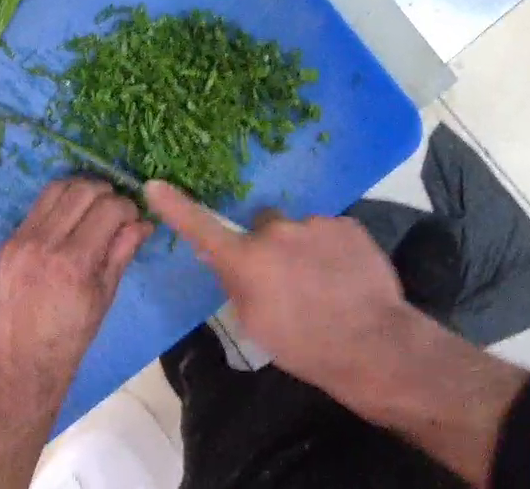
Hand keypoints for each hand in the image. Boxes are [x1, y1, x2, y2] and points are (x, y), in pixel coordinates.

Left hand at [0, 177, 152, 398]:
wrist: (16, 367)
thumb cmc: (68, 340)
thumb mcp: (103, 298)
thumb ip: (122, 253)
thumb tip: (144, 223)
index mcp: (74, 263)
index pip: (110, 208)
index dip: (128, 208)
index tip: (133, 219)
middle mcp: (45, 243)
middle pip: (83, 189)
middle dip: (107, 193)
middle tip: (114, 211)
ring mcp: (21, 240)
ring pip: (57, 188)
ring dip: (81, 191)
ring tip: (92, 208)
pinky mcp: (6, 242)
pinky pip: (37, 207)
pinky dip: (58, 205)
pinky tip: (68, 221)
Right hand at [146, 180, 528, 486]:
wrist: (374, 345)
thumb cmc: (306, 345)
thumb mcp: (256, 323)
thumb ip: (239, 284)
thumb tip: (236, 263)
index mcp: (247, 260)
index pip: (201, 228)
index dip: (176, 207)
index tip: (155, 184)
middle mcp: (275, 231)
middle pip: (263, 226)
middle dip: (270, 246)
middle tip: (290, 281)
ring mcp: (314, 223)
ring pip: (299, 230)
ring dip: (305, 249)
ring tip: (326, 285)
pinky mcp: (347, 224)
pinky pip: (329, 232)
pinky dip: (333, 251)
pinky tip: (346, 279)